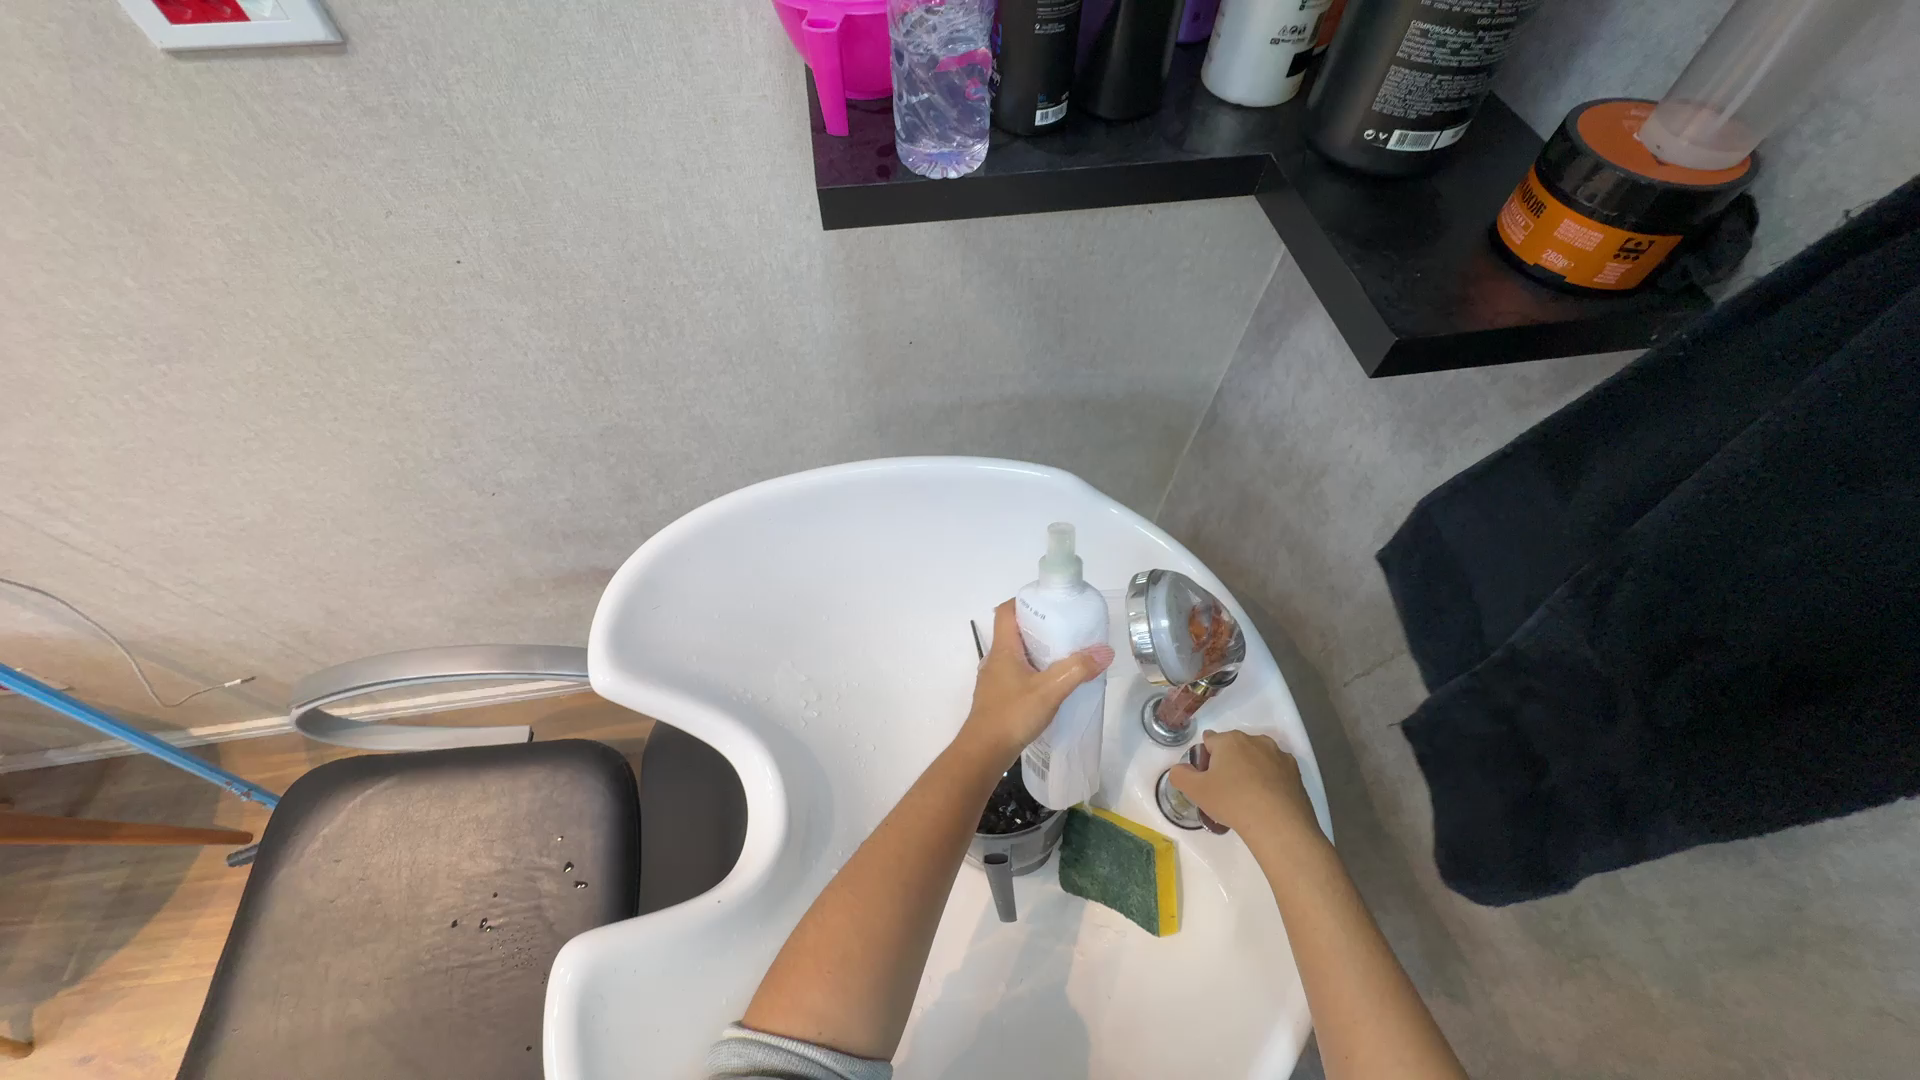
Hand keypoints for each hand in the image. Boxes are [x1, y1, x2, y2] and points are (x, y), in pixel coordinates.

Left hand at [957, 599, 1113, 766]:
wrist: (984, 752)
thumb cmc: (1012, 715)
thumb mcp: (1050, 690)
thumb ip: (1077, 669)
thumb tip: (1105, 650)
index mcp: (1003, 649)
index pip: (1006, 610)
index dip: (1025, 600)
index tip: (1050, 602)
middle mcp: (996, 659)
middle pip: (1015, 631)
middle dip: (1040, 626)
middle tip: (1068, 628)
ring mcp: (995, 679)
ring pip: (1018, 654)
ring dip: (1039, 651)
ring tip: (1066, 654)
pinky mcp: (999, 696)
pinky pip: (1018, 673)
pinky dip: (1035, 671)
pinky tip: (1053, 683)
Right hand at [1169, 729, 1319, 844]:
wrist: (1279, 825)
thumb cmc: (1233, 802)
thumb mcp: (1196, 791)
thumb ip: (1180, 775)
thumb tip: (1179, 769)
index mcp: (1229, 740)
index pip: (1209, 740)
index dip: (1205, 759)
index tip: (1206, 779)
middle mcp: (1255, 740)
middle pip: (1234, 747)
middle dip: (1228, 763)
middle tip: (1224, 790)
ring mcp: (1278, 755)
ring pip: (1256, 757)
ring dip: (1249, 770)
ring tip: (1247, 798)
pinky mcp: (1295, 772)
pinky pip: (1275, 771)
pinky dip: (1269, 780)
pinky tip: (1266, 801)